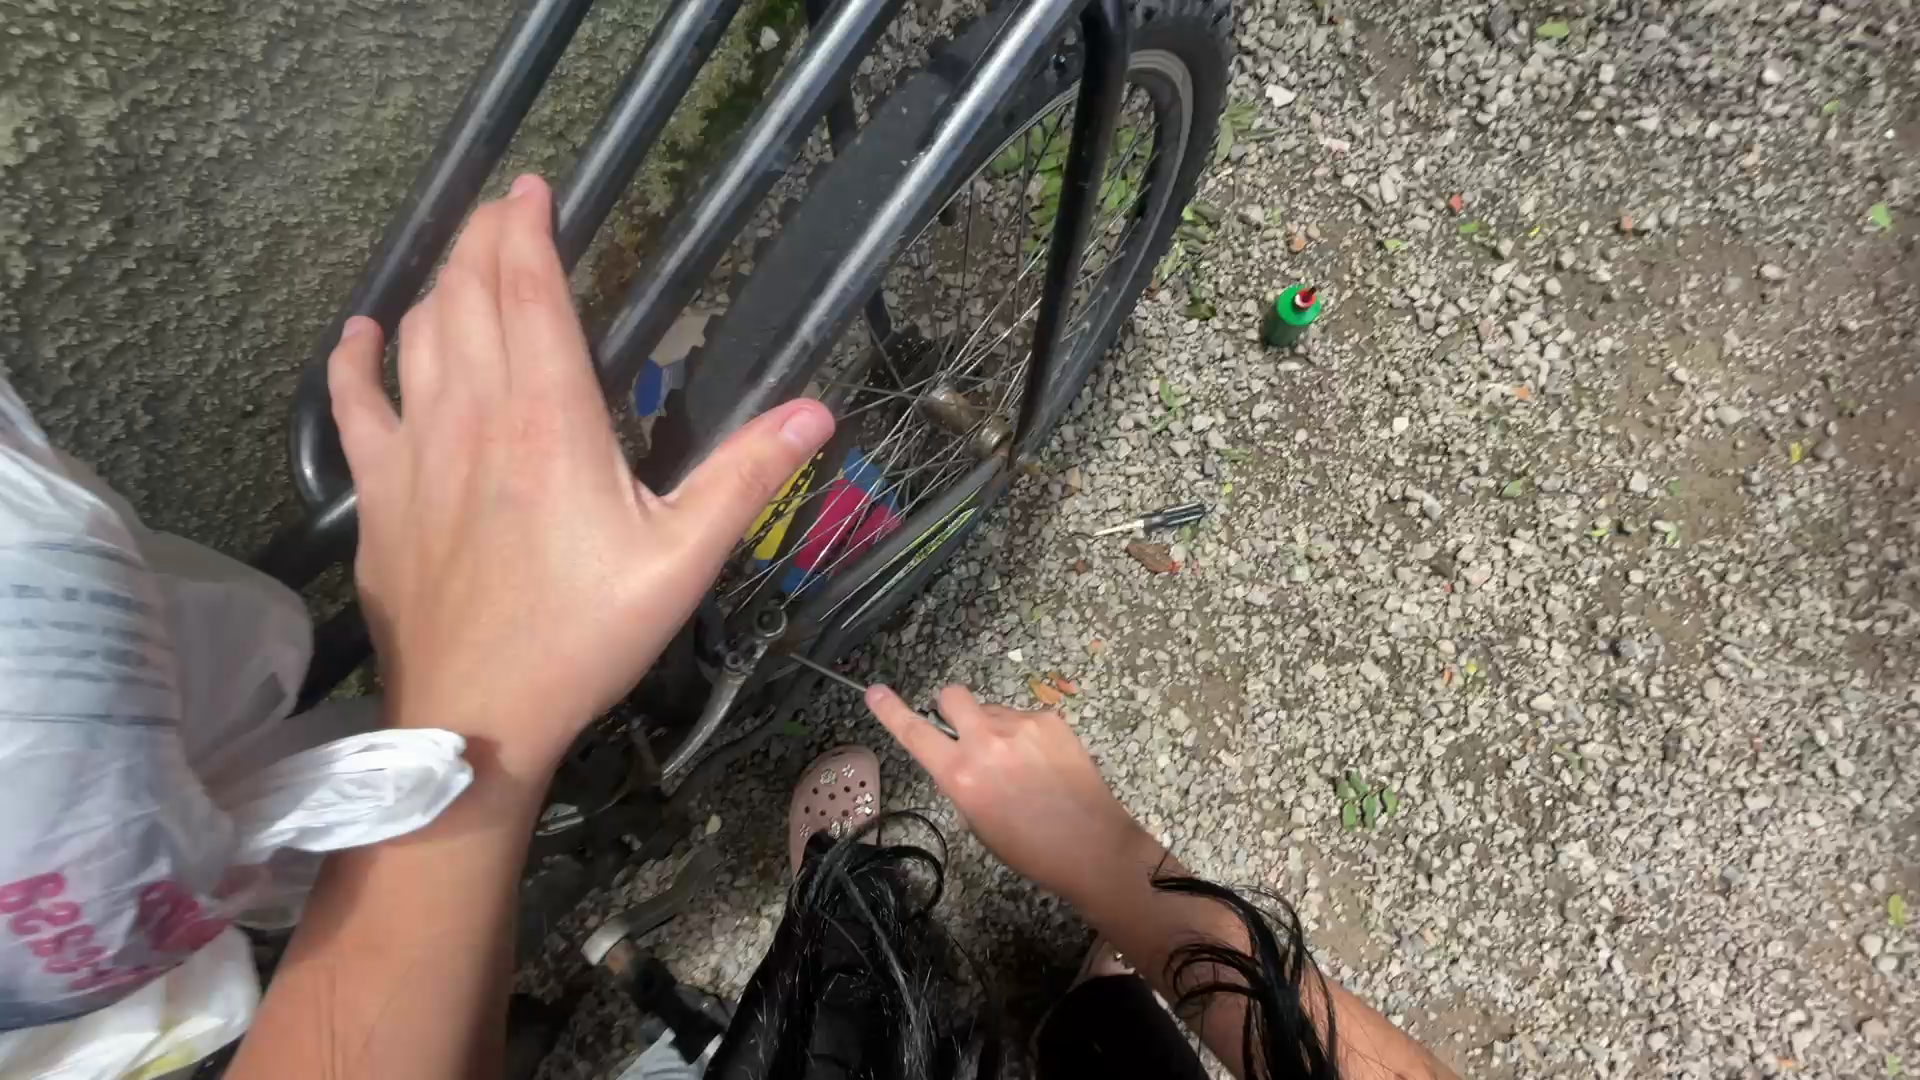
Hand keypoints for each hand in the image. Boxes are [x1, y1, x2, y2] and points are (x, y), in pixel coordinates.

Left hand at [328, 174, 834, 777]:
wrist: (479, 717)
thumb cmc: (590, 634)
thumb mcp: (686, 558)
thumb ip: (745, 478)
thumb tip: (816, 413)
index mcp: (551, 424)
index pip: (530, 296)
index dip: (529, 232)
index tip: (536, 188)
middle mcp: (474, 418)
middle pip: (465, 298)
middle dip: (482, 238)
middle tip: (503, 204)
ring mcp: (416, 455)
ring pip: (415, 338)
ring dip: (436, 282)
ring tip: (459, 253)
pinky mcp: (384, 495)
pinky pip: (356, 405)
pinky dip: (357, 359)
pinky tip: (363, 333)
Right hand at [864, 684, 1157, 905]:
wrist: (1092, 845)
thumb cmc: (1028, 847)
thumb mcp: (977, 819)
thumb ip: (961, 778)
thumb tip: (962, 754)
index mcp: (961, 774)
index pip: (914, 733)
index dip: (890, 711)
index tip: (873, 690)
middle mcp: (985, 740)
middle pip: (951, 695)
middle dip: (950, 708)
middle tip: (967, 733)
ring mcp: (1021, 723)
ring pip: (992, 709)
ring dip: (995, 727)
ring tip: (1022, 764)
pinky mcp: (1050, 718)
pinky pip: (1024, 717)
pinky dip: (1027, 734)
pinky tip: (1046, 762)